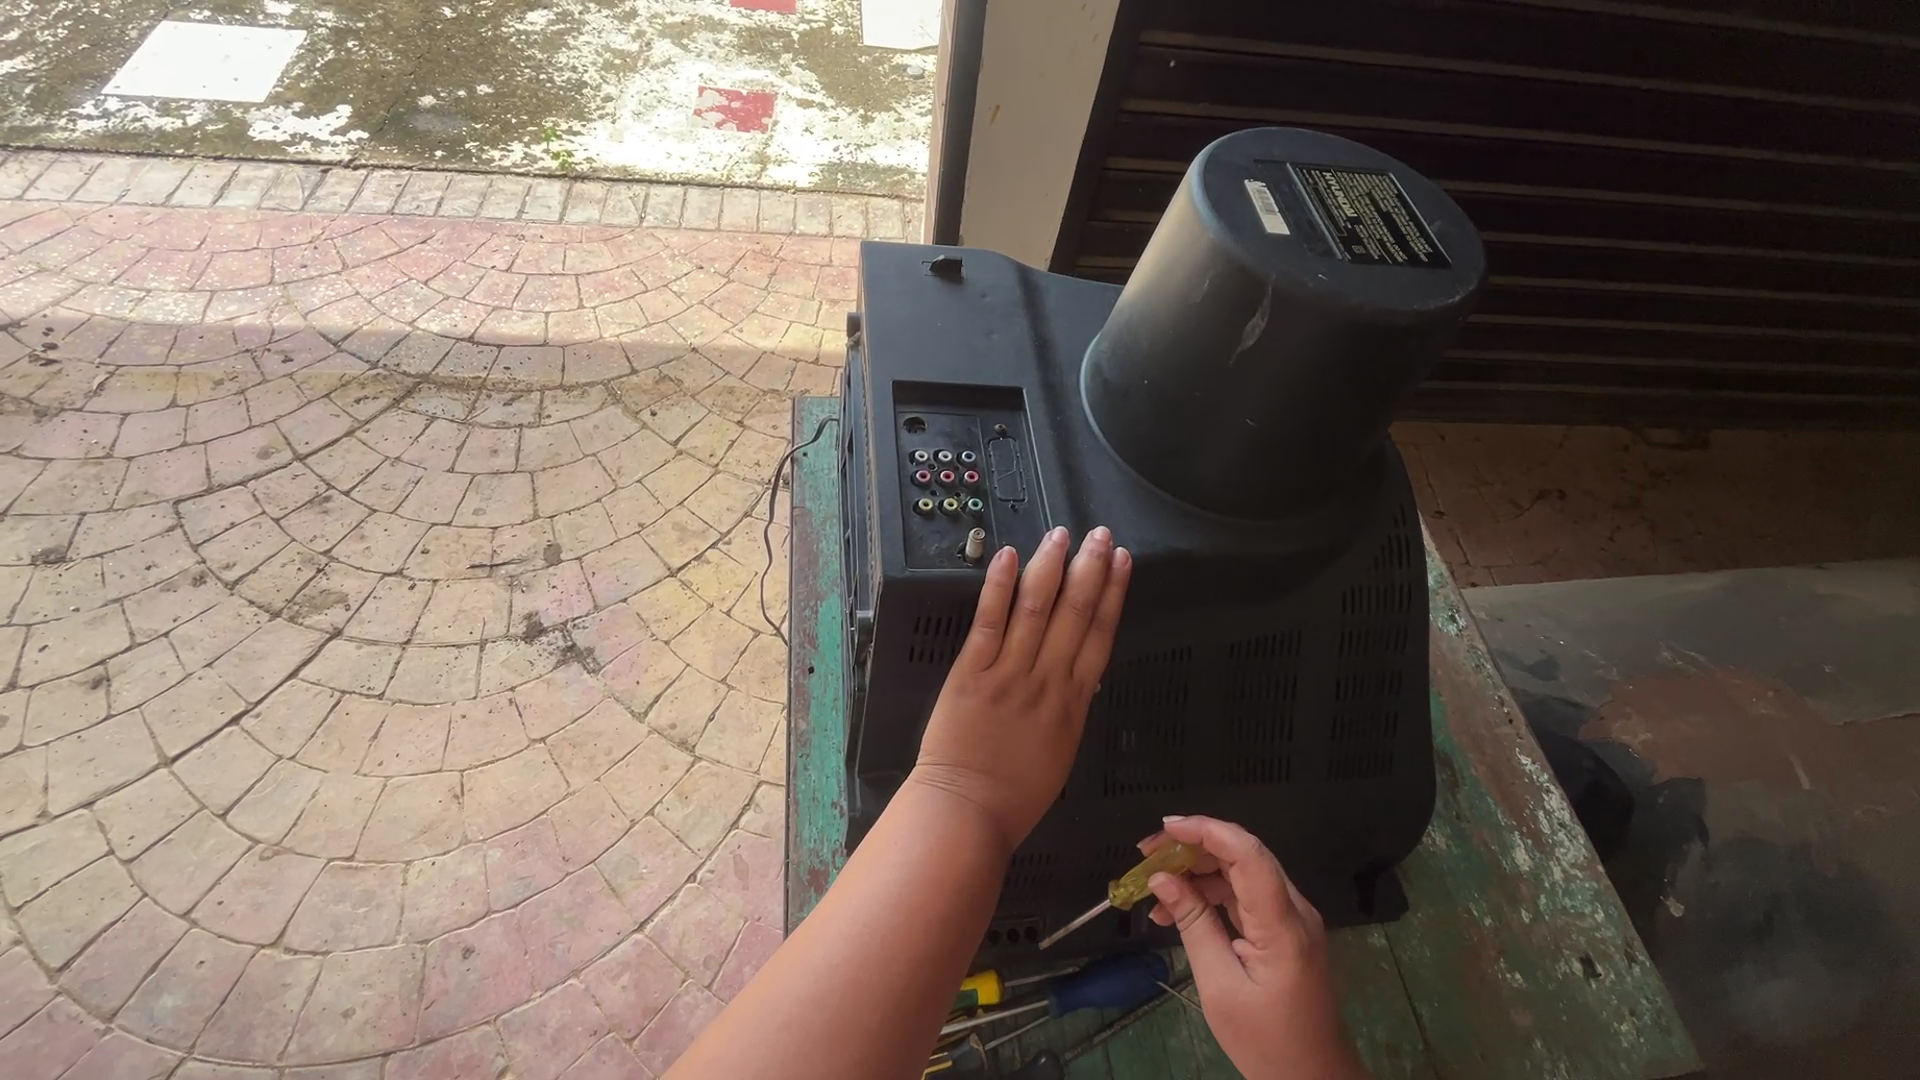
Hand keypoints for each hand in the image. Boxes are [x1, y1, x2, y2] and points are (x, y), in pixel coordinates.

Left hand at [910, 526, 1130, 851]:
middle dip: (1091, 569)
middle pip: (1076, 614)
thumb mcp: (1060, 753)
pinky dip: (1000, 587)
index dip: (1114, 595)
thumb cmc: (1013, 794)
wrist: (966, 813)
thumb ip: (1070, 709)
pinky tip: (1010, 557)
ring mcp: (1009, 674)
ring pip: (1037, 609)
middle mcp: (1048, 681)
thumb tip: (1081, 675)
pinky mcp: (972, 672)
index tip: (1123, 564)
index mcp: (1073, 703)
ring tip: (1063, 534)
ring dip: (1051, 567)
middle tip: (1101, 535)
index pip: (1100, 636)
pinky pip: (989, 622)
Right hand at [1142, 817, 1369, 1079]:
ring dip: (1196, 871)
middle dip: (1191, 847)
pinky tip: (1177, 907)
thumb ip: (1192, 924)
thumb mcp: (1219, 986)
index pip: (1247, 853)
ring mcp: (1293, 918)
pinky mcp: (1285, 929)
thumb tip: (1161, 879)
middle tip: (1146, 856)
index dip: (1205, 830)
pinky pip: (1245, 895)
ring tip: (1154, 886)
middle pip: (1242, 855)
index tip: (1164, 830)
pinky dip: (1210, 892)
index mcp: (1282, 924)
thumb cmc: (1267, 1043)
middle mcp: (1294, 910)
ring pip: (1241, 871)